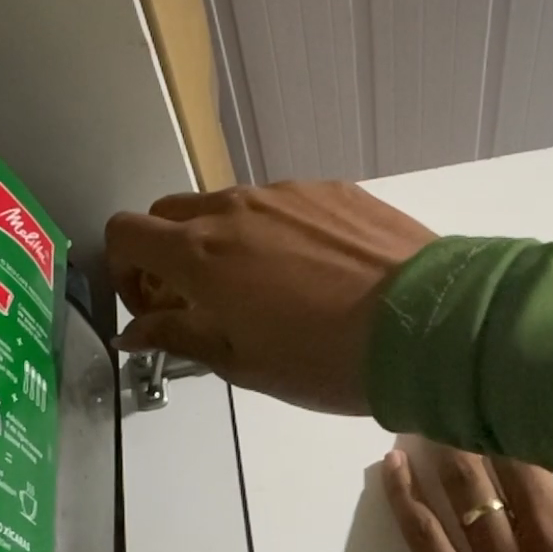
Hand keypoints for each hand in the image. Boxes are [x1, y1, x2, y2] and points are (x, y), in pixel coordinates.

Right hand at [105, 181, 434, 414]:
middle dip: (165, 253)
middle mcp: (233, 209)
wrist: (428, 326)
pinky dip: (269, 232)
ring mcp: (284, 193)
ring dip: (219, 241)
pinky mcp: (328, 189)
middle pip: (168, 212)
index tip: (151, 305)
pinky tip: (308, 272)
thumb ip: (177, 335)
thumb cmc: (324, 359)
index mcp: (200, 253)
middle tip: (196, 299)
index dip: (124, 270)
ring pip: (225, 207)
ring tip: (261, 288)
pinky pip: (277, 204)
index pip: (125, 234)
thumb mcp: (241, 362)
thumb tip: (133, 332)